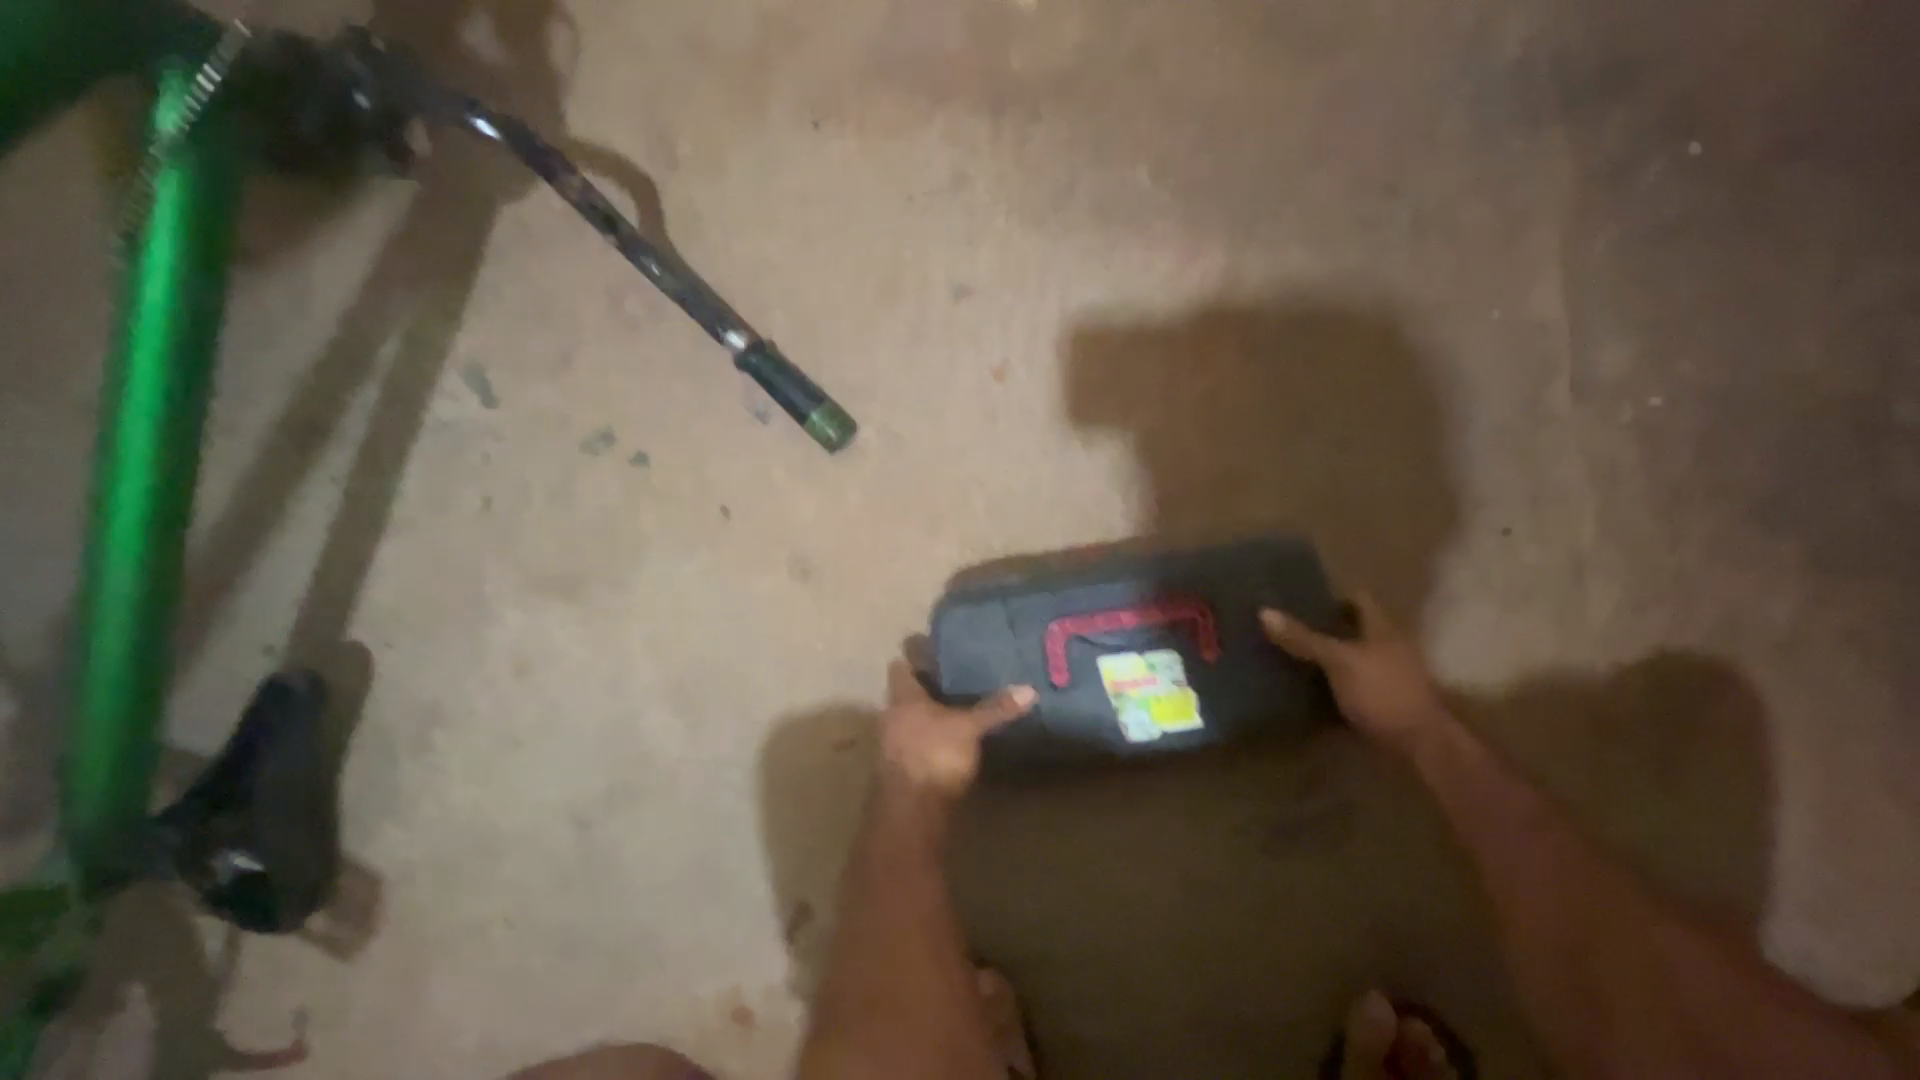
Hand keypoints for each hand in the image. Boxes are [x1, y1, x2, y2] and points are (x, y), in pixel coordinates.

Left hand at [878, 661, 1035, 799]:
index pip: (900, 666)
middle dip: (929, 687)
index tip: (938, 650)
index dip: (915, 656)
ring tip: (961, 706)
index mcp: (902, 698)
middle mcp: (892, 717)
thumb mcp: (969, 728)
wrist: (911, 813)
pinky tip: (954, 740)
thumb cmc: (934, 755)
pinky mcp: (903, 770)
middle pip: (907, 694)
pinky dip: (933, 739)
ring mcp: (894, 746)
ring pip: (911, 720)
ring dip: (930, 715)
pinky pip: (918, 744)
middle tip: (959, 676)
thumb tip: (1029, 689)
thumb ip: (995, 709)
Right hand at [1261, 593, 1449, 753]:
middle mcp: (1384, 649)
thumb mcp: (1339, 660)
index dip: (1330, 594)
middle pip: (1349, 630)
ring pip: (1345, 661)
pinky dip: (1323, 690)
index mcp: (1382, 629)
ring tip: (1281, 656)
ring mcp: (1381, 679)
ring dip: (1319, 660)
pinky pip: (1343, 690)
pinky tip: (1298, 692)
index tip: (1297, 594)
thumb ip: (1304, 638)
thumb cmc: (1383, 691)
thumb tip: (1264, 611)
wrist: (1418, 745)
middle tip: (1281, 626)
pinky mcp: (1375, 706)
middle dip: (1318, 628)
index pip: (1357, 599)